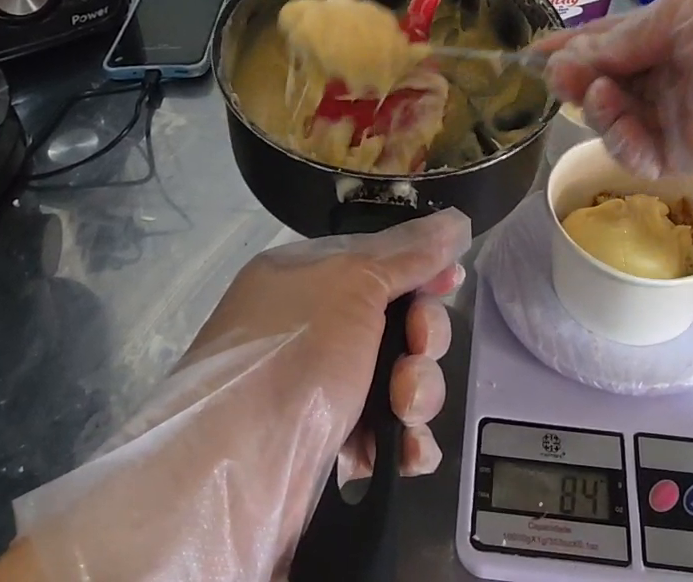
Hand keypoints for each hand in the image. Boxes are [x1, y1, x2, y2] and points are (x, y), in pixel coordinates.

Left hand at [180, 209, 466, 479]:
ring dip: (417, 393)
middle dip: (423, 337)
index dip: (420, 268)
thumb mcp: (351, 282)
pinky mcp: (332, 445)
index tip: (451, 280)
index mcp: (307, 276)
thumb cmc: (294, 354)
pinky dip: (406, 443)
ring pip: (400, 379)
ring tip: (403, 411)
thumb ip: (408, 252)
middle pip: (398, 320)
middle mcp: (313, 328)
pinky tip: (409, 452)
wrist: (237, 470)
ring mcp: (322, 389)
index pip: (378, 260)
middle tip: (416, 348)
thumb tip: (455, 220)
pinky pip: (390, 436)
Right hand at [533, 0, 692, 244]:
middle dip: (581, 72)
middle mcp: (686, 64)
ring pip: (621, 113)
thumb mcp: (692, 11)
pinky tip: (622, 125)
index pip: (622, 32)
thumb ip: (630, 38)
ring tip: (593, 93)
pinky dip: (623, 140)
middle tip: (558, 76)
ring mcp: (690, 111)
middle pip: (615, 74)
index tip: (538, 52)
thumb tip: (577, 56)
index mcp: (690, 19)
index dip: (579, 42)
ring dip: (598, 102)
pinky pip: (642, 150)